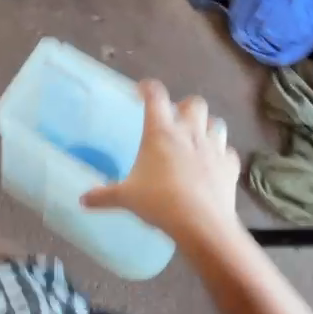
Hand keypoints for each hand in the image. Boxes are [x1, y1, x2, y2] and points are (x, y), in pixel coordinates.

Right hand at [80, 80, 241, 246]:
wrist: (202, 225)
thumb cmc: (160, 202)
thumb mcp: (126, 198)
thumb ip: (104, 196)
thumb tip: (82, 199)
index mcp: (161, 131)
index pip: (155, 94)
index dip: (148, 88)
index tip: (141, 93)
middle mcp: (189, 132)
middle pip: (194, 102)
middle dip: (185, 107)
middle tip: (175, 120)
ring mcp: (213, 147)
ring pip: (217, 123)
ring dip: (207, 127)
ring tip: (197, 139)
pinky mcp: (230, 166)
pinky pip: (229, 153)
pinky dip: (222, 155)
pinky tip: (214, 165)